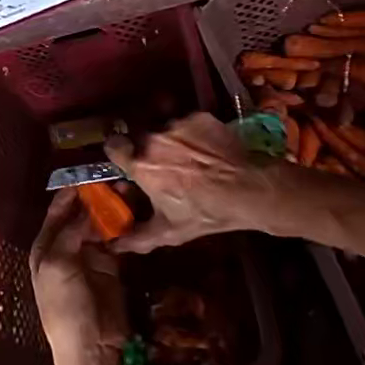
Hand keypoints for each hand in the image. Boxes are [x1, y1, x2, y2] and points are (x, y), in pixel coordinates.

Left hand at [30, 188, 129, 364]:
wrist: (93, 349)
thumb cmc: (66, 308)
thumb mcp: (59, 266)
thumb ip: (72, 232)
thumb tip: (89, 206)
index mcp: (45, 246)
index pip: (58, 210)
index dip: (73, 191)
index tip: (92, 172)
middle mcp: (66, 247)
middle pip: (82, 214)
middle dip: (97, 197)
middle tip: (118, 177)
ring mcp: (90, 256)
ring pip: (101, 224)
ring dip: (114, 208)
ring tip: (131, 189)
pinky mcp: (112, 266)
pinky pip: (117, 239)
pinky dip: (125, 226)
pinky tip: (137, 211)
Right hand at [104, 112, 278, 253]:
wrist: (250, 191)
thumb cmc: (206, 212)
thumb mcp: (170, 232)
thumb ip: (137, 239)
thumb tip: (113, 247)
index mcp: (141, 164)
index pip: (114, 146)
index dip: (118, 152)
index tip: (125, 159)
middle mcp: (155, 138)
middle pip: (142, 139)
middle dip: (149, 151)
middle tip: (165, 167)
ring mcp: (179, 125)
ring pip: (166, 130)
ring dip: (172, 142)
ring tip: (191, 160)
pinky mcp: (200, 117)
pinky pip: (189, 124)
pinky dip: (194, 134)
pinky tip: (207, 150)